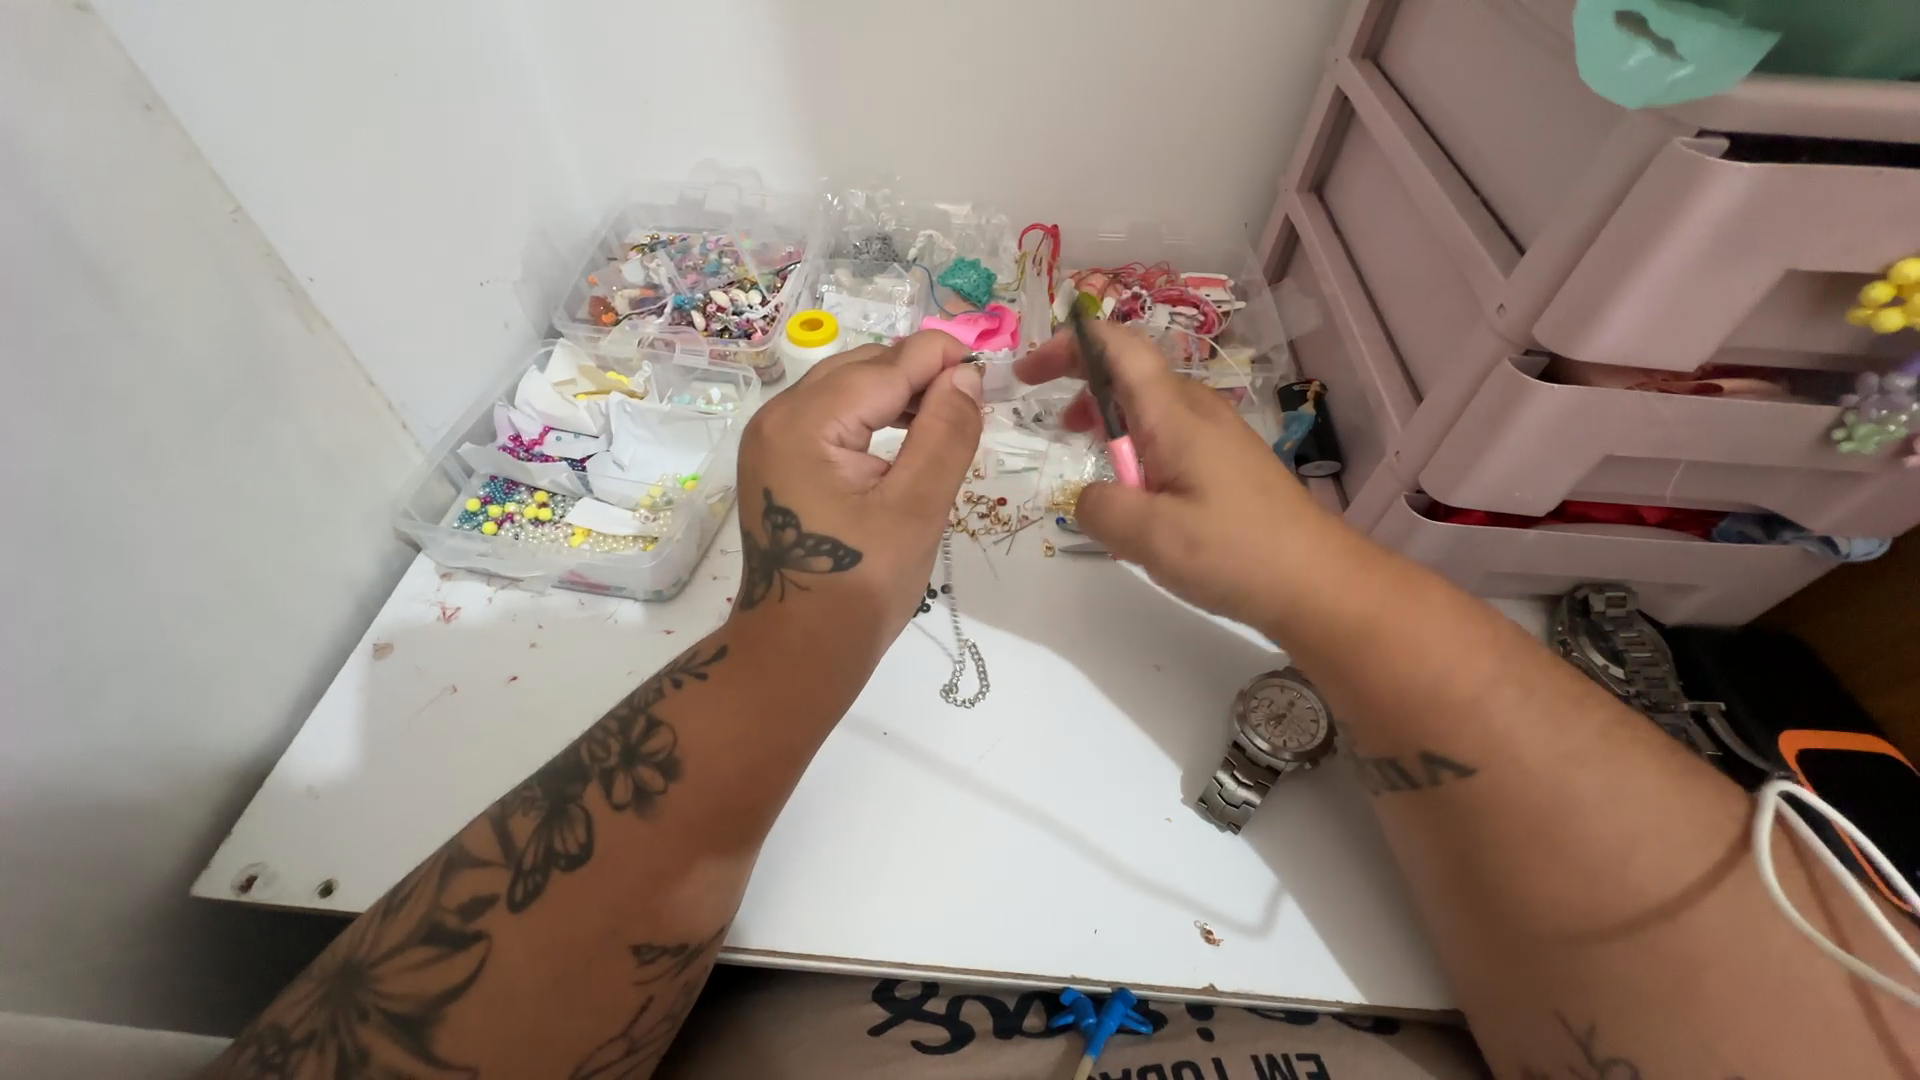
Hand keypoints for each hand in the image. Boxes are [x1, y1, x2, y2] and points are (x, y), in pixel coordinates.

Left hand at [731, 331, 983, 652]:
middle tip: (973, 398)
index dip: (940, 358)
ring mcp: (772, 439)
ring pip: (846, 389)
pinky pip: (832, 418)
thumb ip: (945, 435)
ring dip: (898, 393)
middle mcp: (778, 418)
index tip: (989, 366)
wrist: (800, 649)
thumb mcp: (916, 509)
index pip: (884, 367)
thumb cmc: (860, 588)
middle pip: (860, 369)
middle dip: (919, 373)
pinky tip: (908, 435)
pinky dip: (874, 417)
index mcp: (804, 425)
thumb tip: (966, 377)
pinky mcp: (779, 461)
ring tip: (947, 416)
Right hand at [1013, 321, 1341, 628]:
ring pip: (1152, 407)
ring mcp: (1217, 438)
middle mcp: (1198, 413)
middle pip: (1134, 373)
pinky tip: (1135, 491)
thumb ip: (1100, 508)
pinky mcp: (1227, 465)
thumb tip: (1088, 496)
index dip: (1070, 345)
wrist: (1318, 583)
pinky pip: (1171, 437)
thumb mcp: (1150, 537)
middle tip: (1052, 422)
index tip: (1031, 373)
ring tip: (1086, 456)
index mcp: (1174, 415)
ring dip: (1110, 419)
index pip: (1119, 349)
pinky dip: (1137, 446)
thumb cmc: (1235, 553)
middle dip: (1084, 384)